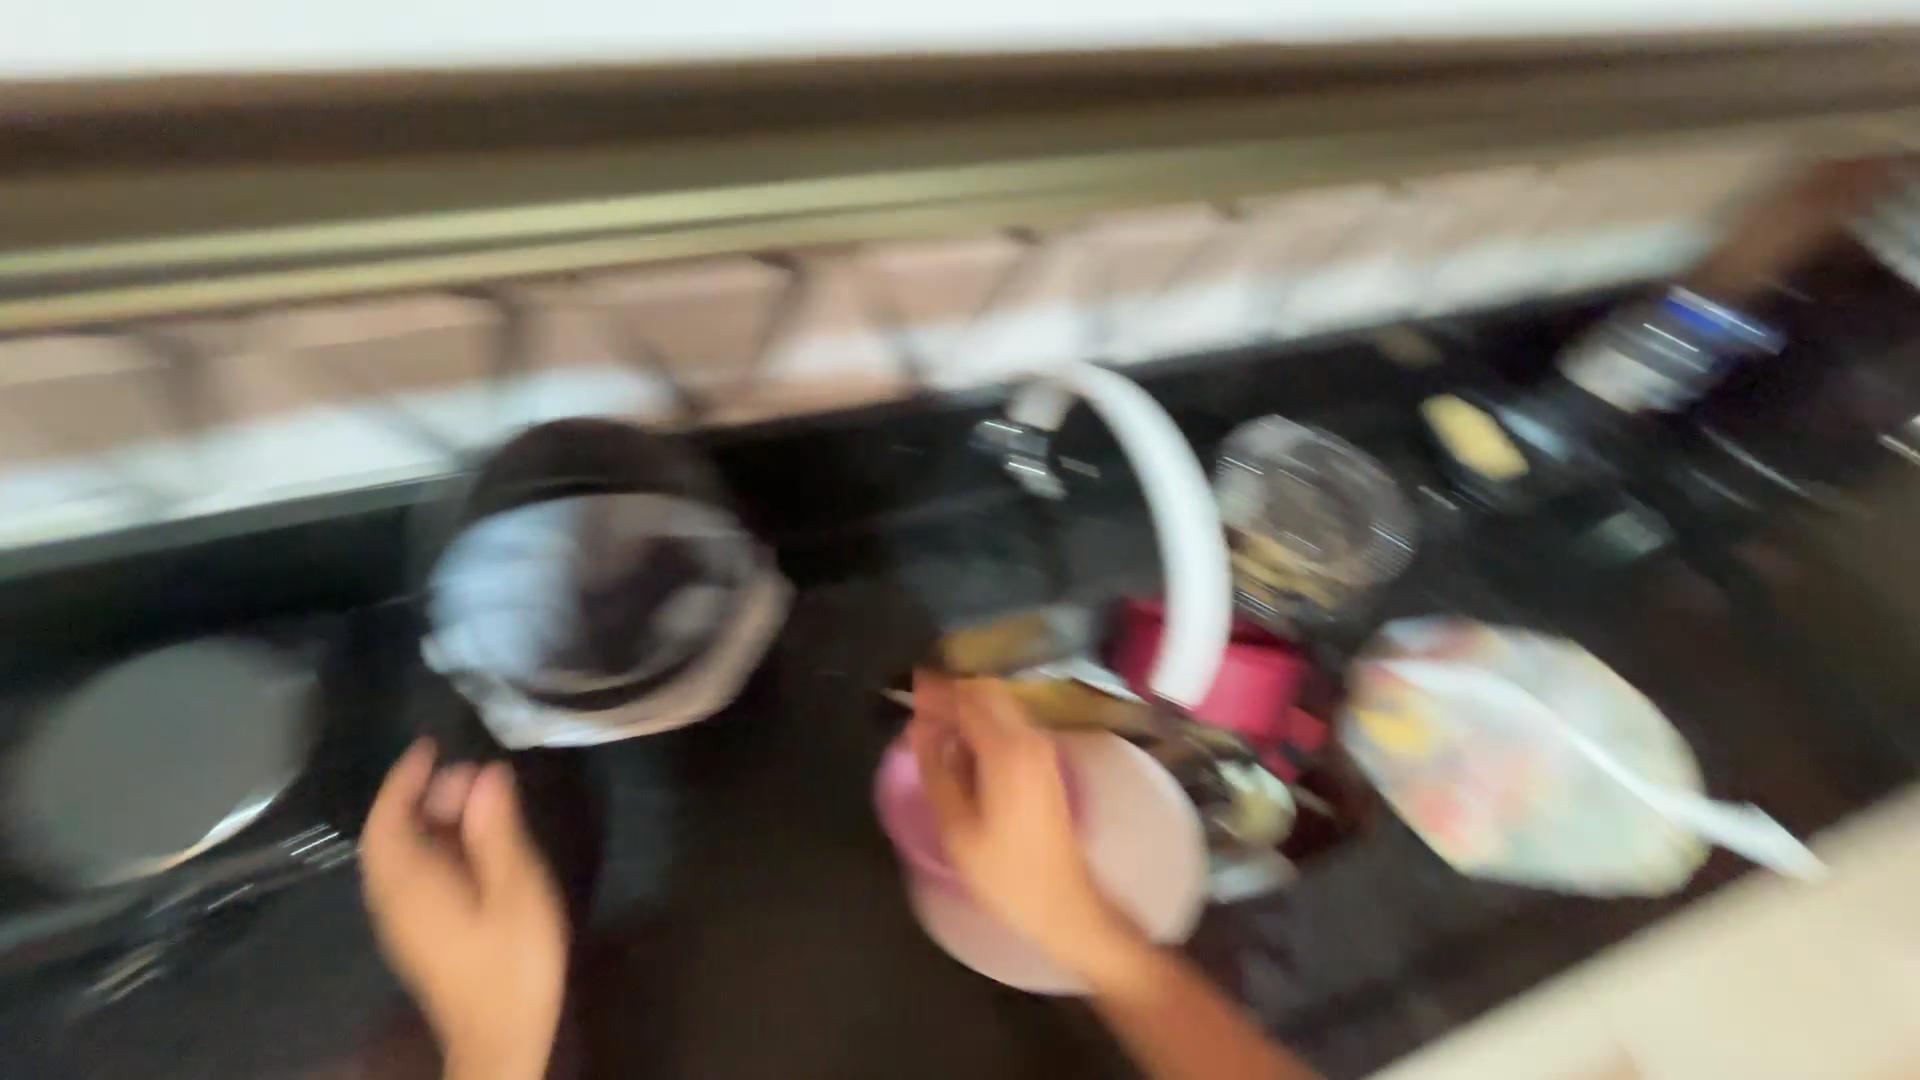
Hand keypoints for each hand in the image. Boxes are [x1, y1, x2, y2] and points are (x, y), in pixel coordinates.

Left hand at [360, 740, 567, 1079]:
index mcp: (412, 886)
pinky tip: (479, 839)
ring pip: (406, 854)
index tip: (430, 745)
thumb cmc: (513, 958)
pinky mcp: (425, 929)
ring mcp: (408, 918)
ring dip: (436, 817)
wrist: (503, 1034)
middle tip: (476, 771)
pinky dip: (441, 842)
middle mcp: (397, 899)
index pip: (388, 823)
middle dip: (427, 794)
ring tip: (483, 795)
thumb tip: (484, 775)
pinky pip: (419, 871)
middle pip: (395, 836)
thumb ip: (496, 830)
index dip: (402, 780)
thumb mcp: (516, 886)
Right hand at [911, 672, 1142, 976]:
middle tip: (920, 707)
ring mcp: (1042, 748)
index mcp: (1006, 750)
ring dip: (968, 706)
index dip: (936, 691)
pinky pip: (1010, 723)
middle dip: (953, 692)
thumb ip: (936, 770)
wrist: (1064, 903)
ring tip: (935, 726)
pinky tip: (962, 745)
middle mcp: (1029, 738)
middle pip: (988, 692)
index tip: (909, 690)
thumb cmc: (1005, 873)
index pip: (967, 699)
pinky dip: (984, 721)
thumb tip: (919, 729)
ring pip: (1001, 704)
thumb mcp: (957, 827)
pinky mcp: (1046, 762)